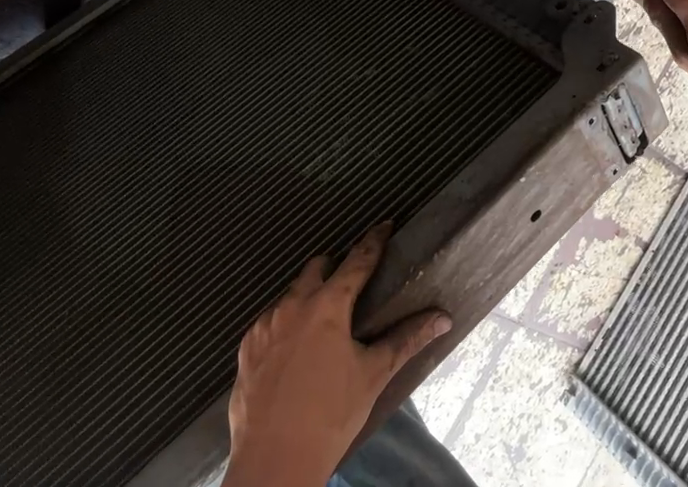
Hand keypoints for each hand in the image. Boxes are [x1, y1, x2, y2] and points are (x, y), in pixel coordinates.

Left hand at [223, 223, 452, 486]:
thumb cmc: (330, 415)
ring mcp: (263, 327)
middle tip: (352, 280)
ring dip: (308, 296)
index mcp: (327, 306)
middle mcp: (291, 307)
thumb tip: (442, 318)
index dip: (373, 241)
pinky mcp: (245, 349)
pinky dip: (285, 323)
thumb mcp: (374, 374)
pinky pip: (269, 322)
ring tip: (324, 319)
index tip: (384, 224)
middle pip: (315, 269)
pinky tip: (295, 346)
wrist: (275, 462)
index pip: (356, 261)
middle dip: (335, 267)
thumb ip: (407, 339)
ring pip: (289, 295)